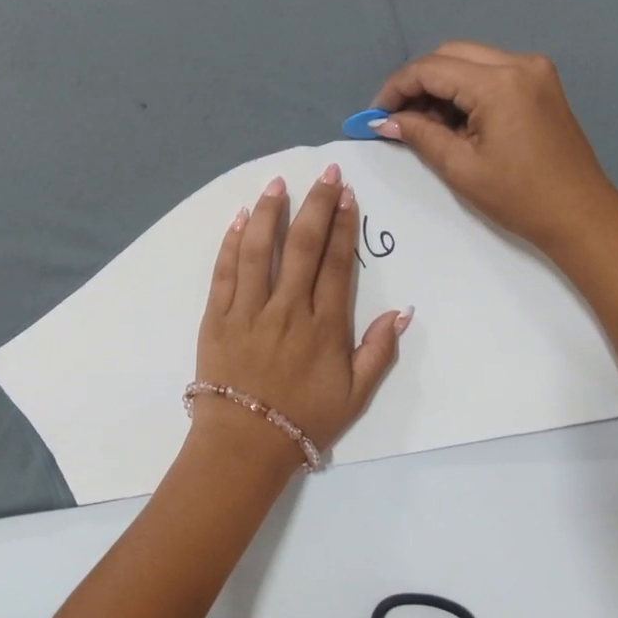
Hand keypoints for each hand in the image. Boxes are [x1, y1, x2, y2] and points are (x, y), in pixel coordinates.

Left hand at [196, 165, 407, 466]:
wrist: (245, 444)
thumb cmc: (304, 421)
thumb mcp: (355, 395)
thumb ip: (379, 351)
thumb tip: (401, 311)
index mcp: (324, 327)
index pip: (336, 264)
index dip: (343, 226)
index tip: (346, 195)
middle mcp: (287, 310)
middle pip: (302, 247)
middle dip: (315, 205)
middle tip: (324, 173)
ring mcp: (248, 311)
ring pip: (259, 250)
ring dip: (271, 213)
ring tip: (279, 182)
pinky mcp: (216, 317)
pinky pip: (224, 272)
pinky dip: (231, 243)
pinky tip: (241, 218)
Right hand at [372, 41, 617, 253]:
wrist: (579, 213)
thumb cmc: (518, 196)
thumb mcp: (460, 167)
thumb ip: (420, 134)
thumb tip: (384, 121)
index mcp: (499, 83)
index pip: (432, 68)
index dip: (397, 88)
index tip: (376, 115)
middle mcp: (519, 63)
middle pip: (450, 54)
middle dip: (418, 82)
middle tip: (397, 118)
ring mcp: (535, 70)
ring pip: (470, 60)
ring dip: (441, 85)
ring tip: (424, 124)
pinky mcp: (542, 83)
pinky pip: (491, 72)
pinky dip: (466, 89)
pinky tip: (454, 121)